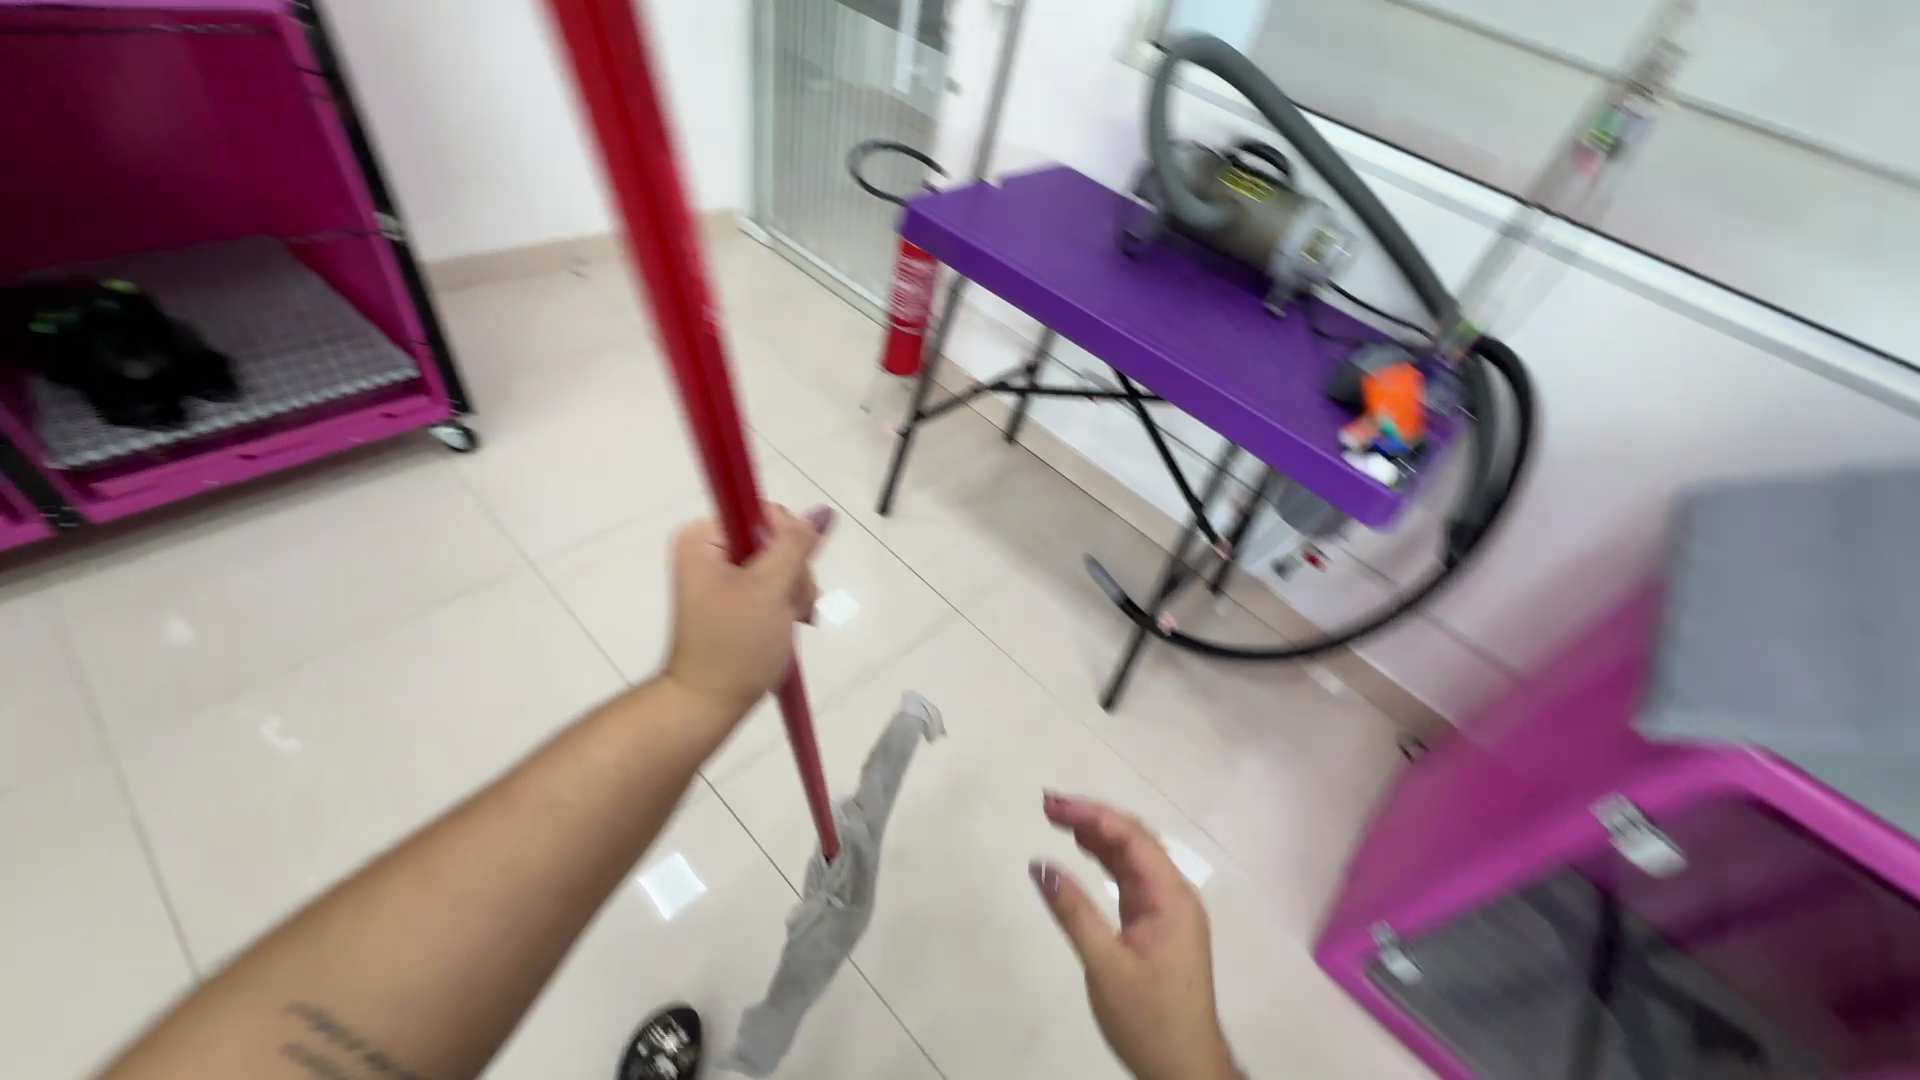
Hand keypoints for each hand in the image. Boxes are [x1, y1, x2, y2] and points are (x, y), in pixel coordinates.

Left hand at [663, 505, 831, 715]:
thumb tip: (823, 510)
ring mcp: (722, 573)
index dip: (787, 541)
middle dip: (793, 572)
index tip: (787, 578)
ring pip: (782, 561)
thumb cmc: (735, 645)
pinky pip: (774, 581)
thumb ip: (796, 545)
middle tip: (791, 607)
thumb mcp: (770, 589)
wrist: (711, 703)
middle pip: (775, 537)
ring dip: (796, 590)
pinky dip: (789, 600)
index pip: (764, 513)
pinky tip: (793, 621)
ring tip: (793, 620)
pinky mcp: (736, 595)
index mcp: (703, 537)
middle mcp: (709, 548)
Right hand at [1033, 794, 1237, 1079]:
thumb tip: (1039, 865)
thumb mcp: (1106, 966)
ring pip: (1131, 856)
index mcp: (1171, 898)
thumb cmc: (1150, 1020)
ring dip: (1096, 835)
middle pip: (1134, 839)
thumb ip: (1074, 911)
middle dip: (1092, 816)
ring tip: (1058, 818)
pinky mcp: (1155, 924)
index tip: (1053, 806)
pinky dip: (1104, 860)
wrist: (1186, 1072)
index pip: (1132, 838)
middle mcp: (1173, 895)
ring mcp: (1165, 909)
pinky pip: (1129, 878)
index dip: (1092, 814)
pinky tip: (1082, 850)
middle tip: (1049, 806)